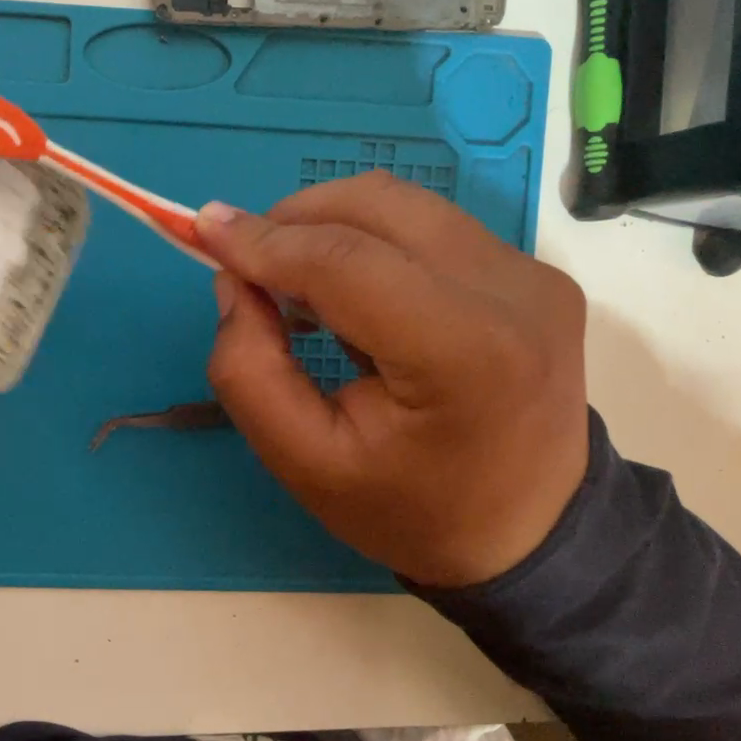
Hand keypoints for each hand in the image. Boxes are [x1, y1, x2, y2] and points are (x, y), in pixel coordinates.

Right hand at [195, 172, 588, 587]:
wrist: (530, 536)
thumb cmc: (410, 510)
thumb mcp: (304, 463)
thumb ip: (248, 372)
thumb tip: (233, 281)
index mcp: (463, 351)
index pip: (345, 262)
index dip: (265, 240)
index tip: (202, 230)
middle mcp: (511, 291)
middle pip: (378, 206)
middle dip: (294, 219)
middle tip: (248, 266)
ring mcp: (531, 275)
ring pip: (403, 204)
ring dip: (330, 227)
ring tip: (297, 287)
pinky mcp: (537, 271)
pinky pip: (429, 226)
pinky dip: (369, 242)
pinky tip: (351, 297)